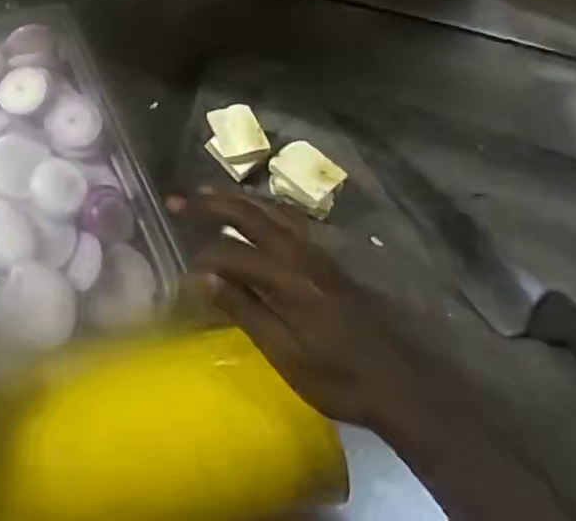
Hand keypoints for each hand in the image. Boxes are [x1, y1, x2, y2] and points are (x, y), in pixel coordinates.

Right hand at [171, 187, 574, 520]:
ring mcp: (316, 251)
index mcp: (286, 277)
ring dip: (235, 199)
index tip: (183, 273)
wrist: (399, 383)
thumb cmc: (337, 377)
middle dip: (210, 205)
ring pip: (269, 209)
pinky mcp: (326, 257)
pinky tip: (253, 211)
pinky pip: (286, 218)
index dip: (203, 260)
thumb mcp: (284, 354)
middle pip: (249, 215)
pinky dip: (261, 207)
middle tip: (176, 199)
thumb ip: (243, 310)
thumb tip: (202, 277)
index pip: (230, 255)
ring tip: (206, 192)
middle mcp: (299, 253)